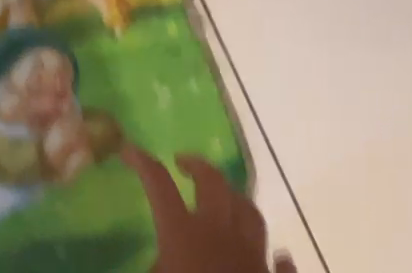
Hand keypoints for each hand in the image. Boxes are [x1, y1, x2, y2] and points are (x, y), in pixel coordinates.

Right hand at [123, 146, 295, 272]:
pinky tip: (280, 257)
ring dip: (235, 199)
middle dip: (197, 166)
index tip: (128, 151)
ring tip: (223, 199)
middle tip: (181, 164)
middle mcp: (219, 235)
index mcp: (182, 233)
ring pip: (250, 213)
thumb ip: (152, 264)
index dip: (141, 161)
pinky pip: (283, 265)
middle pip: (213, 183)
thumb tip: (145, 258)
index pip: (158, 182)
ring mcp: (253, 259)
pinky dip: (280, 258)